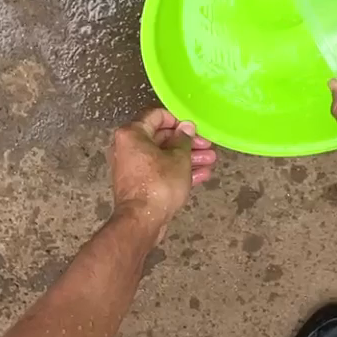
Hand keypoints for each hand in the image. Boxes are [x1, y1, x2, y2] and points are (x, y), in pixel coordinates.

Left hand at [108, 108, 215, 235]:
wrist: (143, 220)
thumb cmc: (156, 187)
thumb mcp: (179, 158)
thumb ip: (184, 140)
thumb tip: (186, 129)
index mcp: (132, 134)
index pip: (156, 116)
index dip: (178, 119)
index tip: (192, 127)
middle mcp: (127, 148)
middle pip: (161, 137)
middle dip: (187, 142)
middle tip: (206, 145)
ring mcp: (132, 167)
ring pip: (163, 156)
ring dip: (187, 157)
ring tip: (209, 160)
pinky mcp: (138, 183)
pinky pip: (160, 171)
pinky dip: (178, 171)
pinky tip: (200, 174)